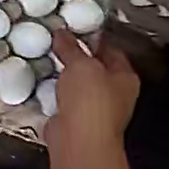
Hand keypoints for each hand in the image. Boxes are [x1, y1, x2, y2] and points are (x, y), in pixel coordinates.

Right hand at [46, 32, 141, 162]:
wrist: (78, 139)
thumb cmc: (90, 98)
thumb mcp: (81, 64)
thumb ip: (71, 47)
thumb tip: (61, 32)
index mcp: (125, 77)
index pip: (111, 51)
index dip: (93, 38)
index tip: (73, 29)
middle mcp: (115, 93)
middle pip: (95, 68)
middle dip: (76, 56)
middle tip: (55, 42)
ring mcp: (96, 109)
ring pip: (79, 85)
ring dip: (64, 75)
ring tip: (46, 58)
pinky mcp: (77, 120)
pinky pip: (65, 99)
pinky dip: (55, 91)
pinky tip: (42, 82)